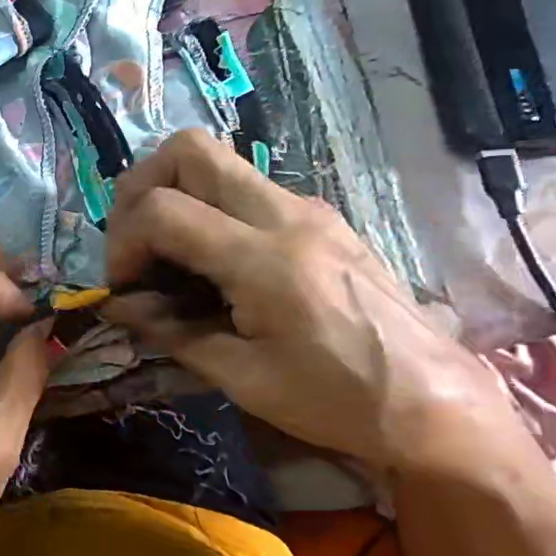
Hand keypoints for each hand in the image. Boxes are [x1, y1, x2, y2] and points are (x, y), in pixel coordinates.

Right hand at [101, 131, 515, 475]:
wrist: (436, 405)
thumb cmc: (338, 400)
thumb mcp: (243, 378)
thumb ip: (170, 331)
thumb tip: (119, 305)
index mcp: (265, 260)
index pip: (161, 210)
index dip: (122, 242)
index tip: (122, 286)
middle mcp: (286, 215)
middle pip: (188, 150)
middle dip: (140, 186)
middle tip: (132, 240)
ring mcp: (309, 209)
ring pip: (219, 162)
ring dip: (175, 193)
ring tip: (166, 253)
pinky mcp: (322, 218)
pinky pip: (248, 188)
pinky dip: (210, 208)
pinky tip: (213, 262)